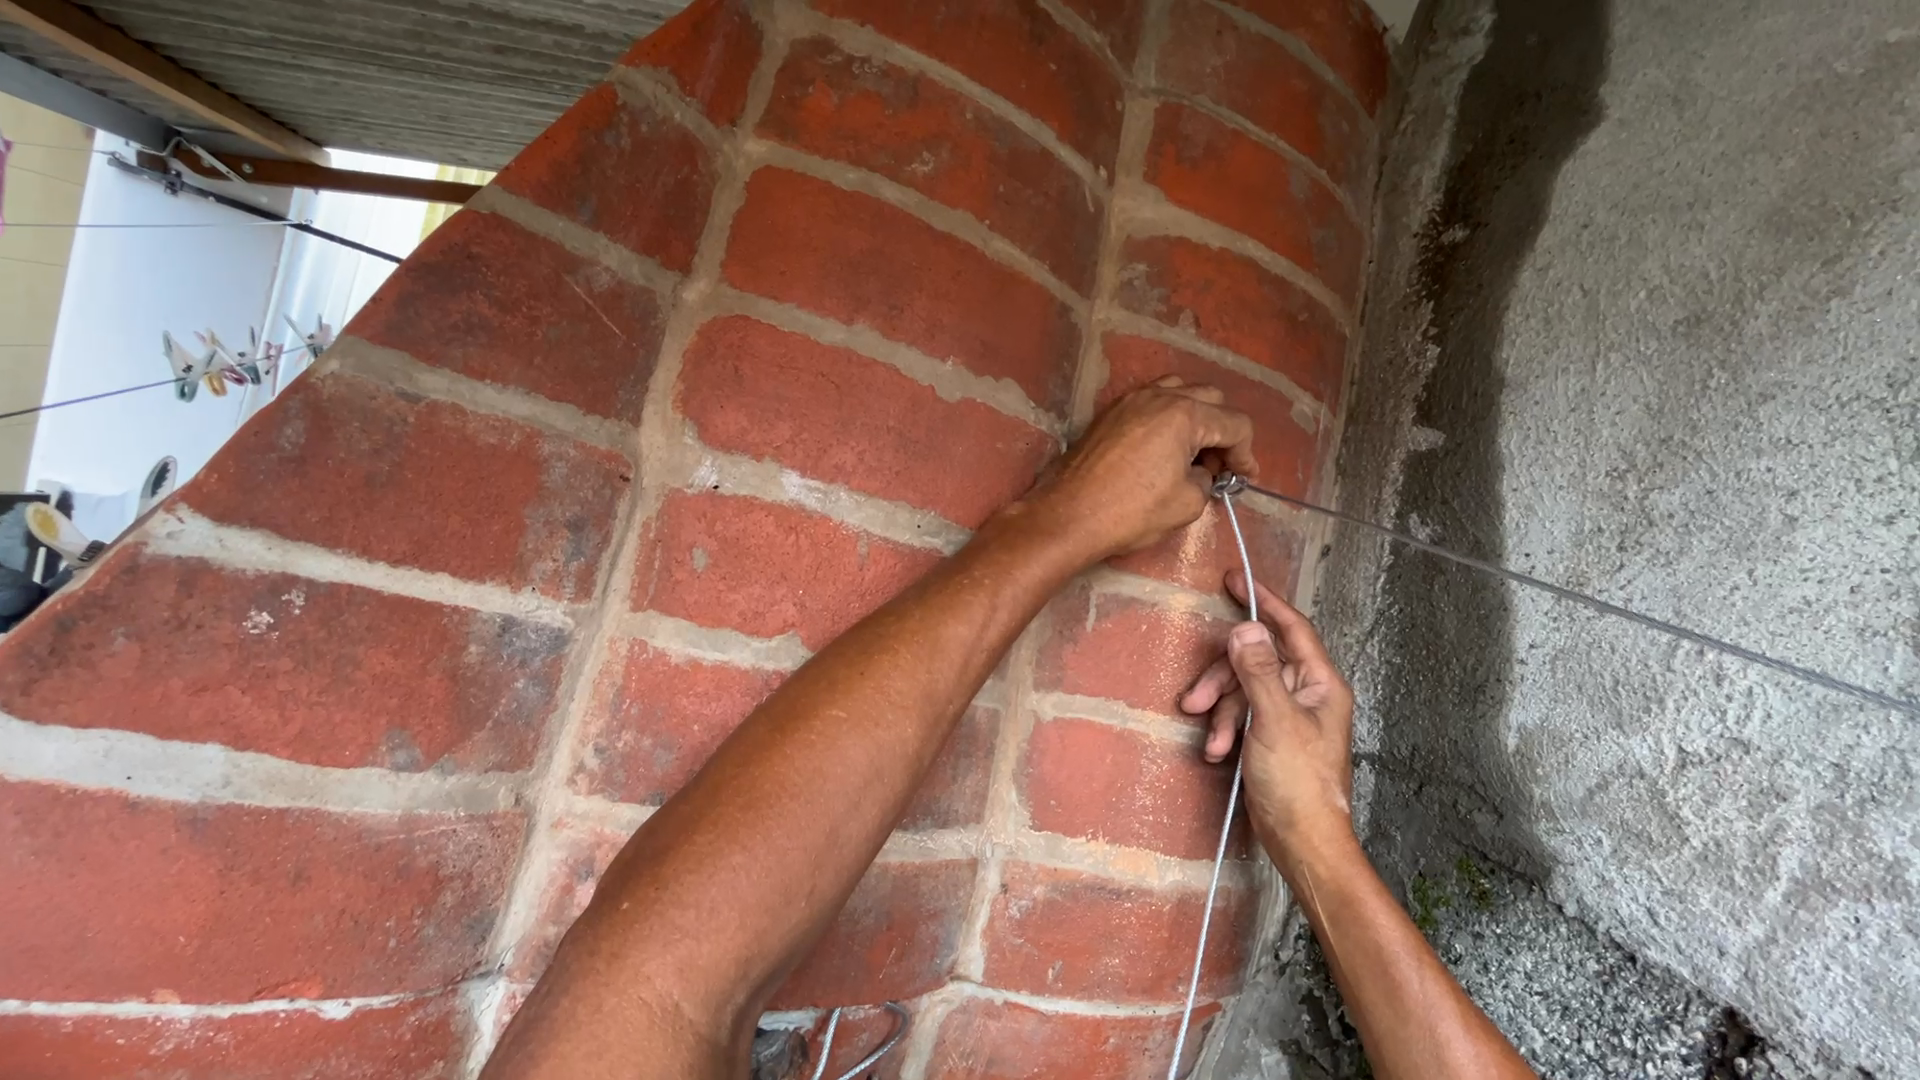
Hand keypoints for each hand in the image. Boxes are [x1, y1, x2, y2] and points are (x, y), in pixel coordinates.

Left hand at [1030, 377, 1257, 559]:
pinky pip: (1150, 403)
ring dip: (1195, 418)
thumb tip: (1201, 473)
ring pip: (1178, 392)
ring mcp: (1129, 401)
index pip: (1235, 423)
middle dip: (1222, 432)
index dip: (1246, 453)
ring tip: (1192, 454)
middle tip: (1218, 468)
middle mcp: (1158, 396)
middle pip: (1210, 399)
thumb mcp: (1187, 503)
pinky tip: (1163, 449)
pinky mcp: (1108, 414)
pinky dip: (1166, 419)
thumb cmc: (1130, 512)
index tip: (1244, 478)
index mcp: (1184, 414)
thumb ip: (1205, 480)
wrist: (1068, 516)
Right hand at [1181, 569, 1355, 876]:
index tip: (1233, 579)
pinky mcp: (1270, 736)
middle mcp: (1306, 693)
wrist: (1303, 841)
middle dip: (1222, 679)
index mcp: (1320, 684)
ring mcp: (1287, 715)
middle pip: (1255, 662)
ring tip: (1213, 743)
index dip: (1264, 601)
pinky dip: (1226, 730)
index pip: (1292, 628)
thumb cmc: (1299, 782)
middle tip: (1194, 699)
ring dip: (1221, 713)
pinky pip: (1241, 715)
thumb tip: (1245, 628)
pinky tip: (1219, 753)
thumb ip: (1259, 672)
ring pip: (1242, 690)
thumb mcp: (1274, 721)